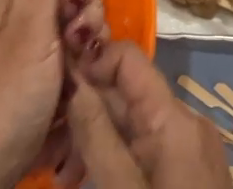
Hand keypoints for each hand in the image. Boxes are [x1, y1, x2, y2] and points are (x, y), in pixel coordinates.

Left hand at [0, 0, 68, 182]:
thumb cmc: (7, 93)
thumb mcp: (29, 31)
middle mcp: (12, 1)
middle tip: (82, 22)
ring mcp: (26, 31)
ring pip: (65, 5)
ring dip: (84, 21)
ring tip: (86, 49)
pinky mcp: (39, 60)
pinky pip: (66, 36)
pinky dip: (81, 46)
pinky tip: (89, 64)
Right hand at [67, 42, 229, 188]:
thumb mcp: (121, 186)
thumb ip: (94, 128)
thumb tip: (69, 70)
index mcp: (173, 118)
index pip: (126, 56)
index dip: (88, 63)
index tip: (57, 91)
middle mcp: (185, 122)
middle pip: (121, 91)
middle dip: (80, 110)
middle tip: (45, 142)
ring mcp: (187, 147)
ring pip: (126, 121)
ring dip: (88, 137)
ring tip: (58, 172)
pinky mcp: (185, 169)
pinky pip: (139, 145)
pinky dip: (109, 156)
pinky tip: (82, 180)